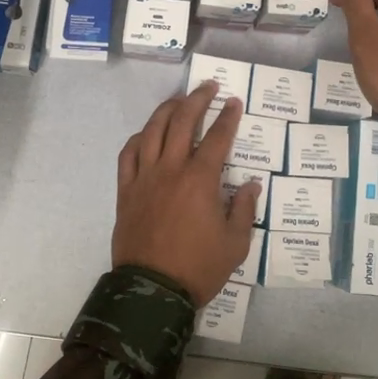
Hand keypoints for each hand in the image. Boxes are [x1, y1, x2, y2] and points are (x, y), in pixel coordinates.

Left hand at [113, 82, 260, 306]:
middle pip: (183, 121)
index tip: (233, 102)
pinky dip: (139, 138)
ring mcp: (145, 177)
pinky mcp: (126, 190)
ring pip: (153, 130)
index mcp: (201, 179)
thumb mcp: (235, 243)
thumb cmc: (199, 267)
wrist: (153, 291)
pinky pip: (128, 154)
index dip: (228, 117)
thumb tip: (251, 185)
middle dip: (197, 99)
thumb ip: (244, 209)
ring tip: (178, 100)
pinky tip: (147, 134)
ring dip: (167, 110)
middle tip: (208, 87)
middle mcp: (171, 169)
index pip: (218, 137)